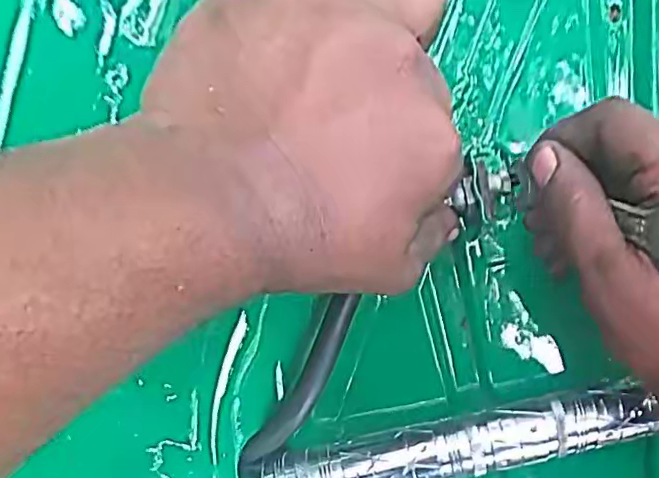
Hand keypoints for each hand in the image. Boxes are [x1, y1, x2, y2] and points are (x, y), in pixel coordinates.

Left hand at [143, 0, 461, 294]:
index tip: (384, 181)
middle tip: (347, 139)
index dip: (412, 166)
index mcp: (435, 140)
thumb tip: (436, 217)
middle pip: (415, 80)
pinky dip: (312, 27)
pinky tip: (293, 61)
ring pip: (385, 17)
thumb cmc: (303, 237)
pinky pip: (318, 2)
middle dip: (391, 107)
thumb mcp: (391, 271)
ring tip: (332, 84)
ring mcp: (345, 19)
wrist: (218, 201)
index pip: (439, 145)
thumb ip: (430, 237)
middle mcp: (405, 68)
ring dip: (370, 50)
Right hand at [524, 100, 658, 402]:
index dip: (561, 144)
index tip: (530, 183)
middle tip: (537, 227)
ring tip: (553, 249)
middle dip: (569, 182)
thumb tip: (543, 159)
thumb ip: (573, 204)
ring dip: (582, 204)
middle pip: (617, 146)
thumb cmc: (655, 328)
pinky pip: (640, 194)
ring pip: (624, 171)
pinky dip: (605, 216)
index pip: (611, 121)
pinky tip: (580, 250)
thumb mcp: (603, 266)